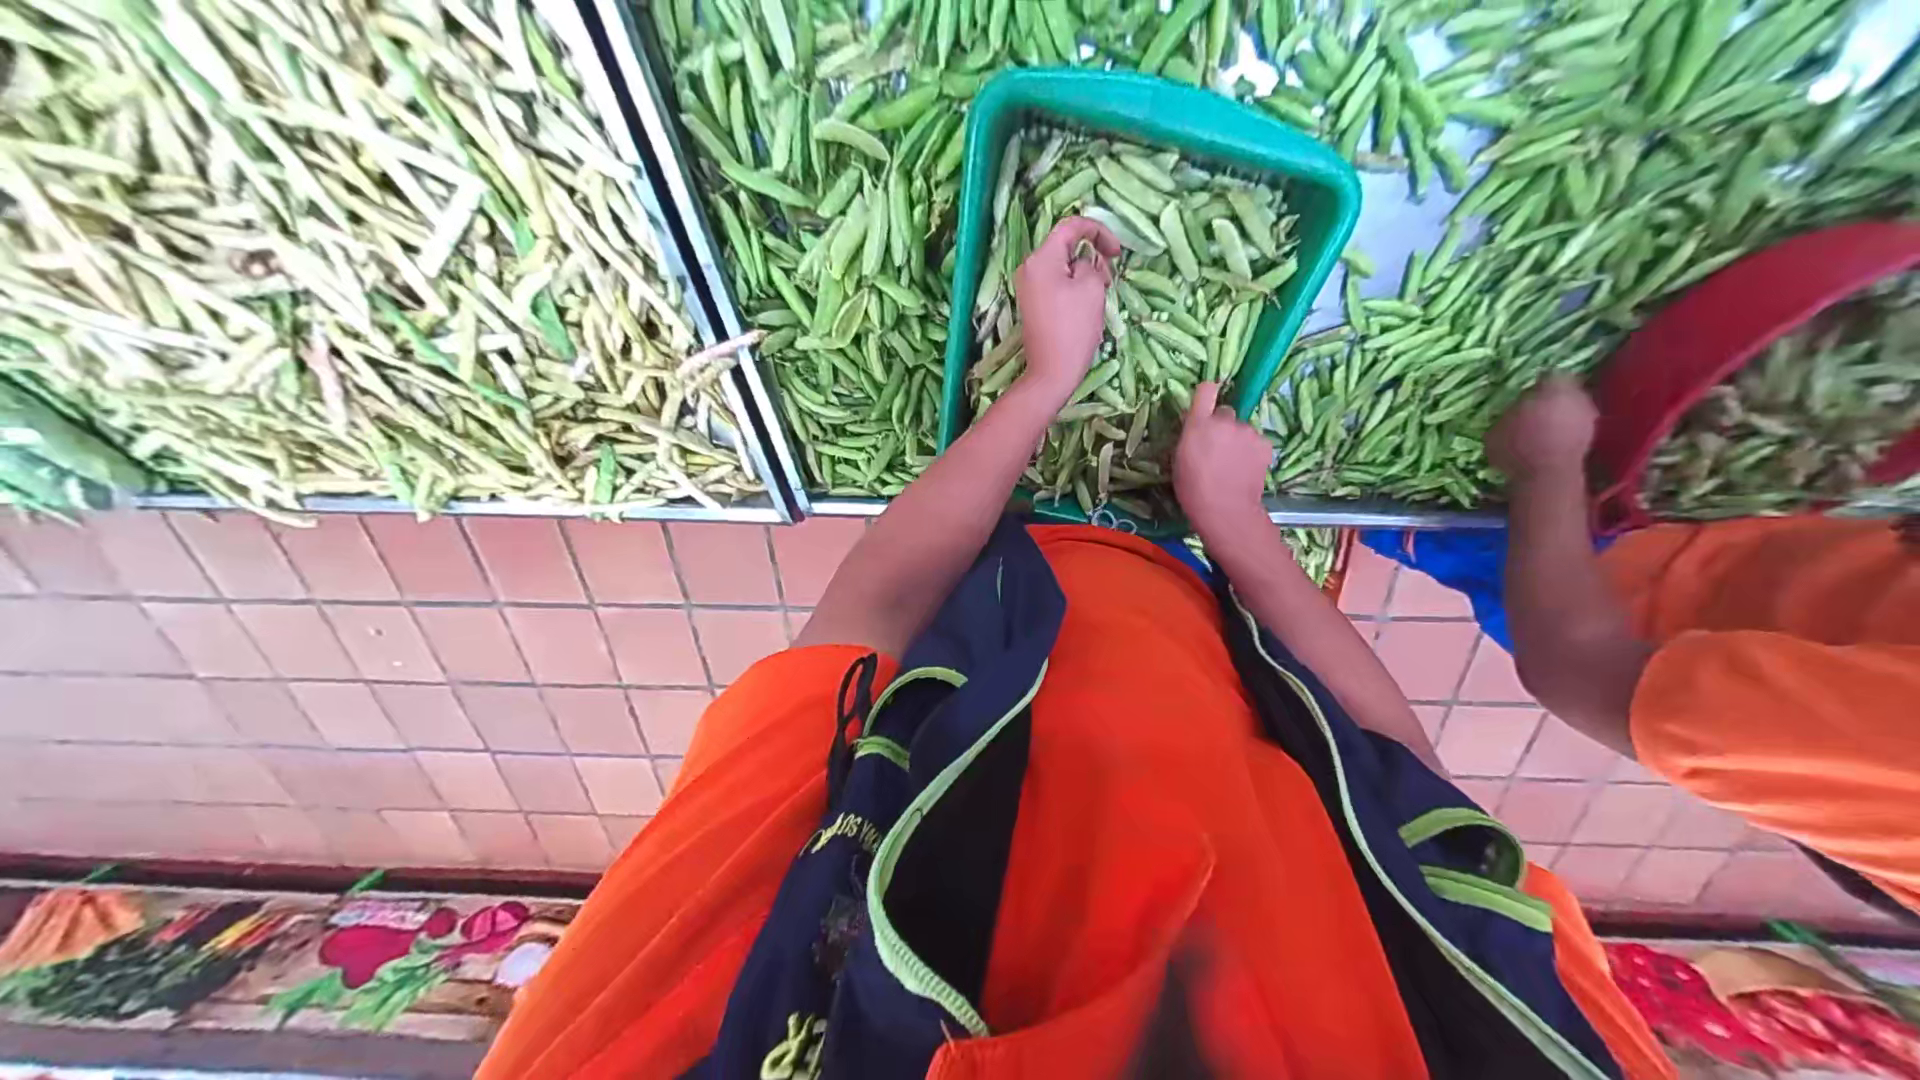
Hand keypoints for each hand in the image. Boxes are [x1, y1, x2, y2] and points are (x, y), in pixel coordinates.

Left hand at [1013, 216, 1120, 398]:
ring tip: (1098, 298)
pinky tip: (1085, 307)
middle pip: (1066, 247)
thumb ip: (1090, 263)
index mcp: (1041, 258)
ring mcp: (1028, 288)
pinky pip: (1056, 284)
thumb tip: (1081, 264)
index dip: (1098, 231)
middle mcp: (1029, 268)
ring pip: (1063, 267)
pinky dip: (1074, 288)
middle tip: (1109, 280)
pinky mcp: (1033, 305)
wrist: (1051, 372)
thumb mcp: (1091, 287)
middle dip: (1092, 256)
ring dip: (1085, 274)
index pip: (1071, 226)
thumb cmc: (1073, 328)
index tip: (1117, 251)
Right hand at [1175, 381, 1272, 541]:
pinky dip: (1252, 451)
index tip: (1207, 402)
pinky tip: (1245, 468)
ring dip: (1237, 440)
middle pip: (1225, 413)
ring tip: (1233, 464)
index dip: (1207, 393)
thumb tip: (1195, 425)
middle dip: (1221, 426)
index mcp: (1199, 424)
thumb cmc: (1192, 488)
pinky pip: (1256, 441)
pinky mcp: (1265, 444)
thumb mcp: (1179, 459)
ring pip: (1242, 429)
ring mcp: (1248, 431)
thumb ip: (1189, 436)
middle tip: (1217, 449)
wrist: (1225, 509)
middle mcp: (1225, 420)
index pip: (1206, 389)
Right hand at [1486, 375, 1597, 485]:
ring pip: (1573, 408)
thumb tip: (1515, 409)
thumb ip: (1510, 412)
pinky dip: (1565, 431)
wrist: (1546, 474)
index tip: (1524, 392)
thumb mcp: (1497, 426)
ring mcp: (1590, 416)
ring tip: (1539, 428)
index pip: (1550, 374)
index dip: (1537, 382)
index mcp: (1554, 387)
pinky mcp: (1592, 437)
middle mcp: (1578, 396)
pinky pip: (1576, 426)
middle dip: (1551, 398)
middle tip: (1531, 409)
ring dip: (1559, 415)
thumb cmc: (1516, 445)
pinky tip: (1548, 442)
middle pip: (1566, 390)